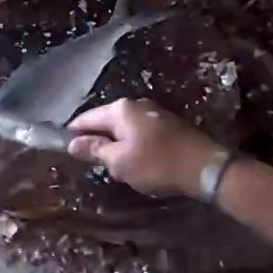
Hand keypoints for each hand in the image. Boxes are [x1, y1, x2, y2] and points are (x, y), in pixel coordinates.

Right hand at [67, 98, 220, 199]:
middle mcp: (136, 105)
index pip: (87, 118)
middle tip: (90, 161)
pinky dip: (133, 145)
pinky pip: (141, 133)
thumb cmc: (157, 164)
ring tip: (113, 165)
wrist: (207, 168)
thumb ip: (95, 150)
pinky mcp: (170, 125)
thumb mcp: (120, 161)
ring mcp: (155, 113)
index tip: (65, 146)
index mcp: (120, 110)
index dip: (74, 132)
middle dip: (97, 139)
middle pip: (107, 121)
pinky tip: (136, 161)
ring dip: (117, 144)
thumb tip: (72, 143)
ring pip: (125, 128)